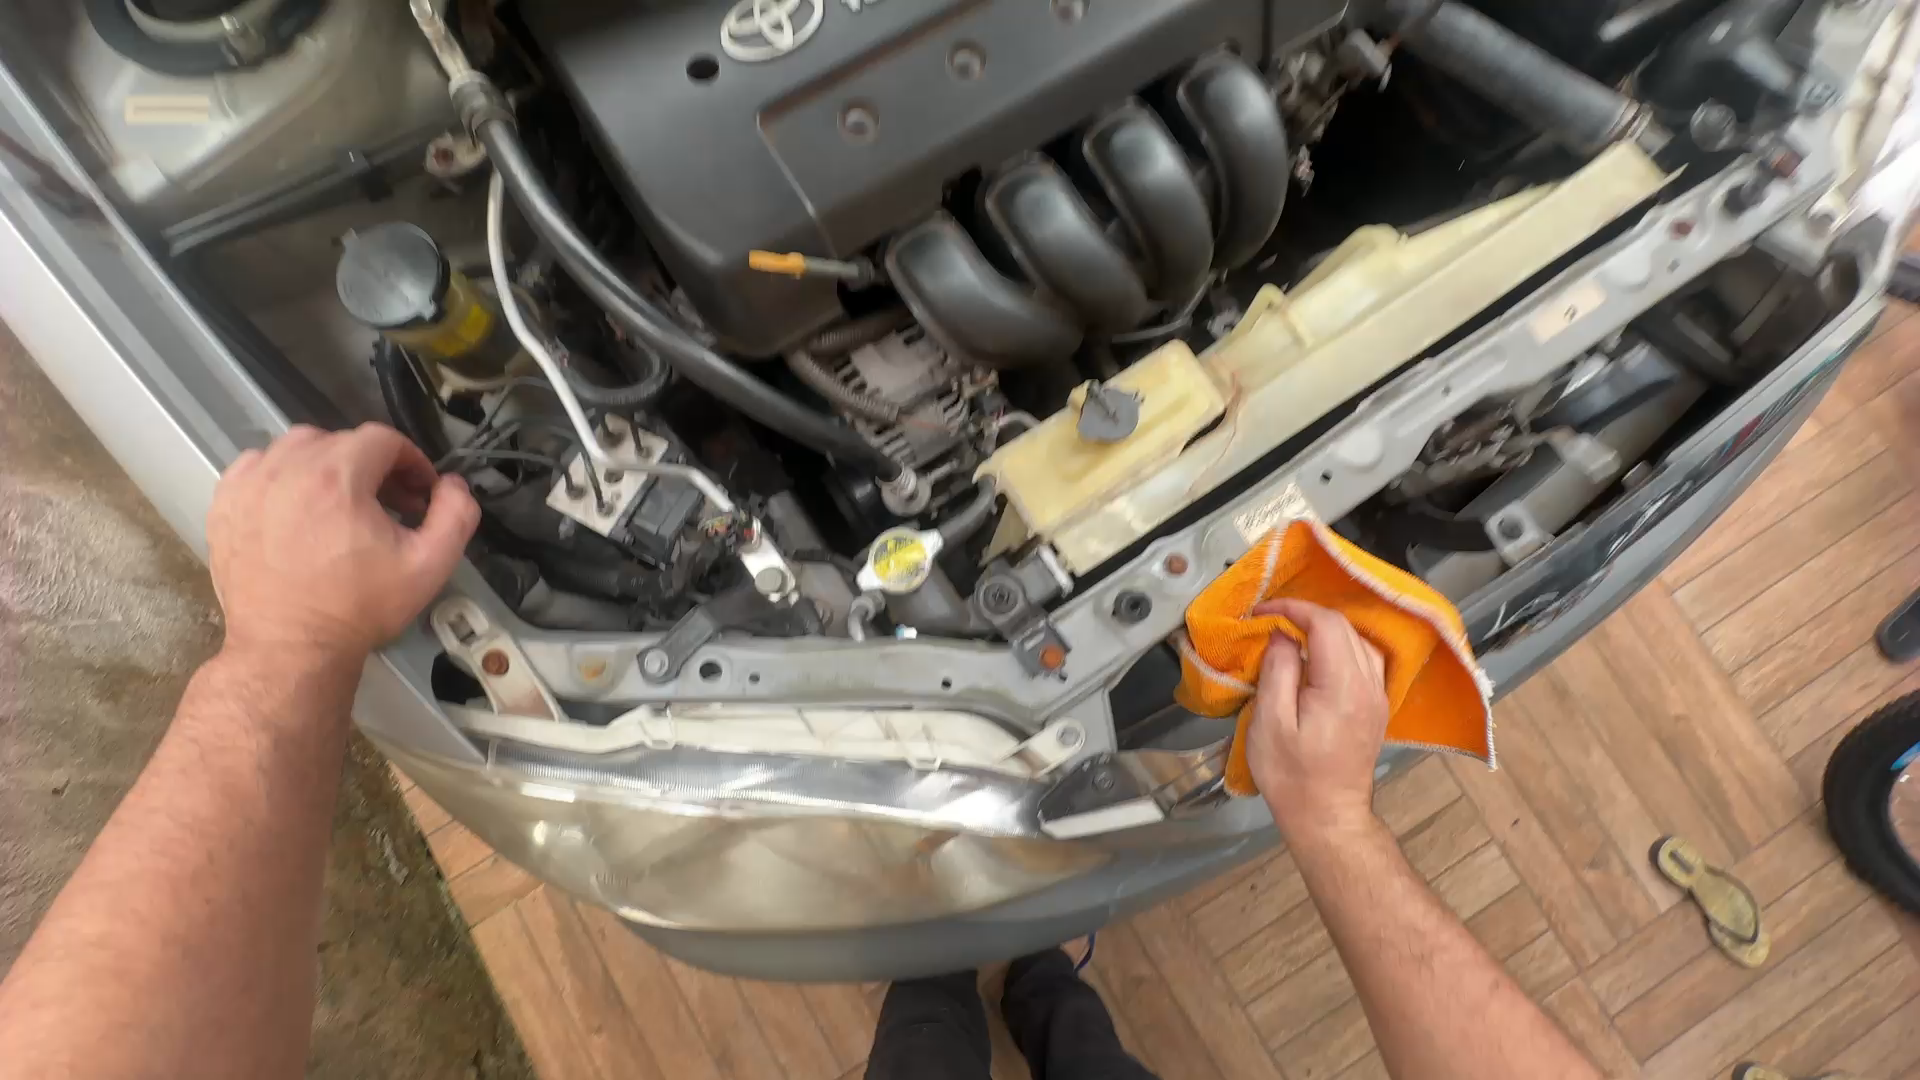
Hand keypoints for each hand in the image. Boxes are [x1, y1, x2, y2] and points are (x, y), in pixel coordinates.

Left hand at [207, 423, 479, 665]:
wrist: (292, 645)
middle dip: (374, 463)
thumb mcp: (433, 562)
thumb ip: (457, 513)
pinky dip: (285, 474)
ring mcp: (246, 487)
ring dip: (329, 464)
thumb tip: (451, 484)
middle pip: (339, 439)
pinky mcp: (224, 506)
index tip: (422, 491)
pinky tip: (303, 505)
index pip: (381, 439)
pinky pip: (256, 466)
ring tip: (346, 501)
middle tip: (392, 501)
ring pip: (294, 447)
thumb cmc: (364, 604)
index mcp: (336, 479)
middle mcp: (285, 471)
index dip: (412, 459)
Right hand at [1244, 599, 1390, 840]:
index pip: (1327, 624)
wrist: (1327, 817)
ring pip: (1358, 641)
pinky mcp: (1375, 708)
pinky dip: (1338, 646)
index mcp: (1343, 686)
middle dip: (1306, 614)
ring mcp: (1377, 697)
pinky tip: (1316, 656)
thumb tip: (1283, 635)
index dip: (1293, 608)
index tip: (1262, 613)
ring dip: (1324, 629)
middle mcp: (1369, 686)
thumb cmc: (1291, 773)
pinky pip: (1364, 660)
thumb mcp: (1271, 720)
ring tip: (1291, 634)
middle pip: (1345, 627)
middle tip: (1270, 621)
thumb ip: (1279, 670)